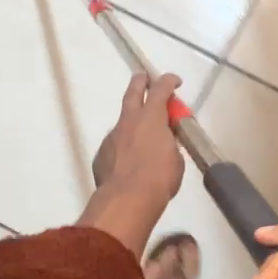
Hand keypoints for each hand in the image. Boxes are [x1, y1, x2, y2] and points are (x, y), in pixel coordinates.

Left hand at [91, 72, 185, 205]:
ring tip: (142, 140)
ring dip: (132, 125)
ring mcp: (112, 136)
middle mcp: (129, 121)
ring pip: (123, 123)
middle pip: (133, 92)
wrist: (127, 199)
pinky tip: (129, 165)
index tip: (175, 82)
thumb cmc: (159, 178)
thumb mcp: (176, 159)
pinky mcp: (101, 154)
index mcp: (152, 118)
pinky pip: (115, 146)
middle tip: (144, 78)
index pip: (161, 89)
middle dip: (140, 82)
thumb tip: (164, 143)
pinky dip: (123, 150)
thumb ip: (170, 144)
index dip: (169, 81)